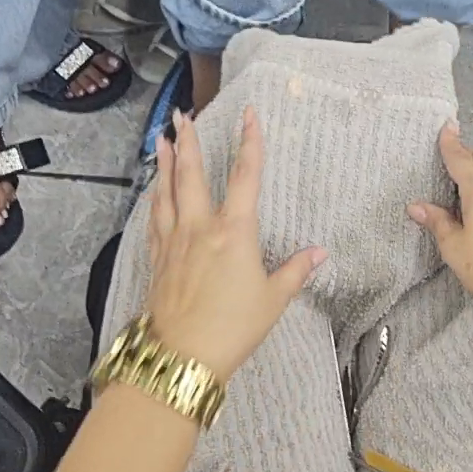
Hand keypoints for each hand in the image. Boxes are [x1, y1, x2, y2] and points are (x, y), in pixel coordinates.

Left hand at [144, 107, 324, 379]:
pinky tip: (154, 192)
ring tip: (164, 140)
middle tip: (183, 115)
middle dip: (191, 142)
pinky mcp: (158, 260)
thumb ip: (294, 271)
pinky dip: (155, 200)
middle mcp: (200, 228)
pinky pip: (154, 220)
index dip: (250, 143)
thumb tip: (318, 254)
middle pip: (193, 175)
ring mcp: (174, 242)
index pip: (246, 177)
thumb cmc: (233, 327)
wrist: (183, 356)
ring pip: (167, 193)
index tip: (249, 116)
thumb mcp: (273, 299)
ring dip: (166, 164)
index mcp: (234, 231)